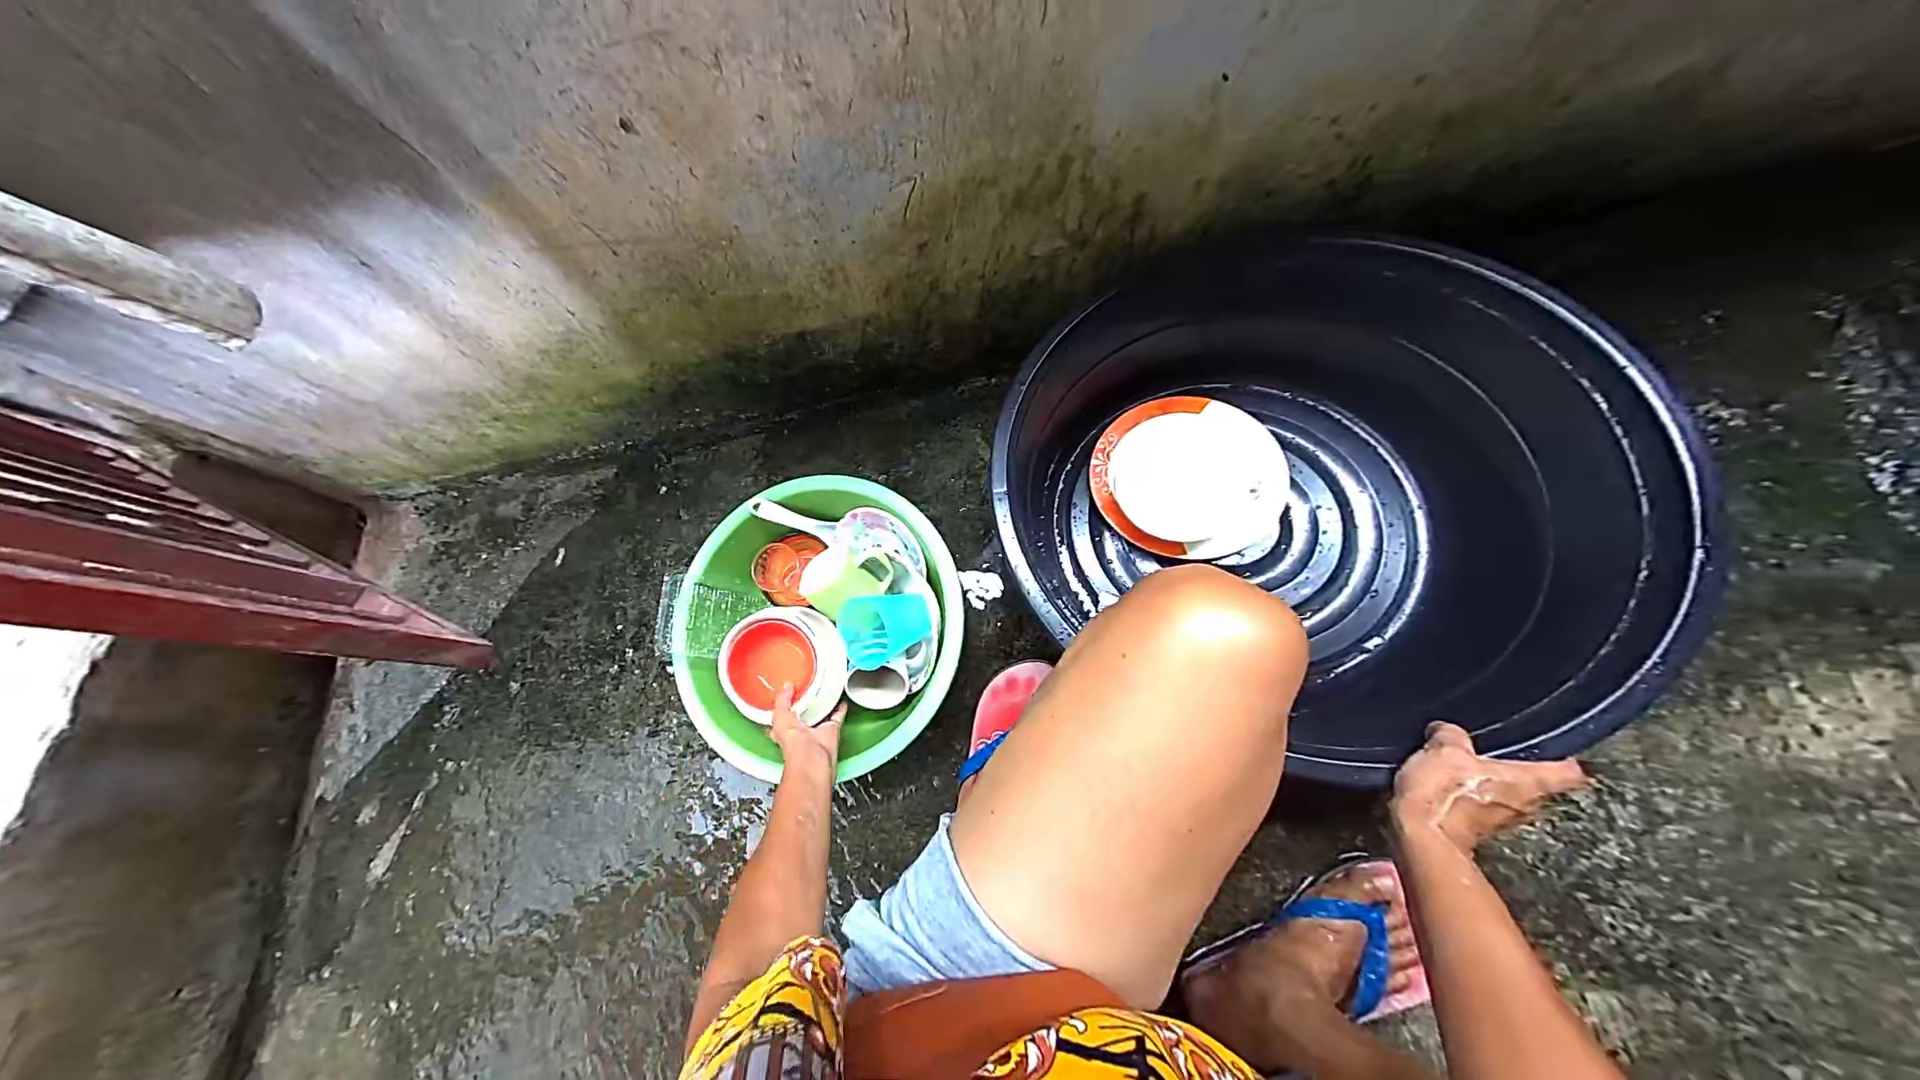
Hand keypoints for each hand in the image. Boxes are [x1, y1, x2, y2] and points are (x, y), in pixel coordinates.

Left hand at [769, 683, 845, 773]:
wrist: (814, 759)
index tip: (789, 687)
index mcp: (785, 727)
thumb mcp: (779, 718)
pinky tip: (840, 698)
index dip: (784, 701)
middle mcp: (801, 728)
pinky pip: (837, 715)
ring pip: (821, 711)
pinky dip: (839, 707)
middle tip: (808, 683)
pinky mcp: (831, 729)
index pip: (782, 712)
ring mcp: (817, 729)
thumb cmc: (793, 745)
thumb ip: (782, 701)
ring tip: (824, 686)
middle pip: (803, 710)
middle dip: (805, 699)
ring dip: (823, 701)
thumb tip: (787, 686)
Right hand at [1390, 722, 1587, 853]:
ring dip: (1489, 788)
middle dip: (1513, 772)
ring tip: (1460, 772)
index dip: (1562, 758)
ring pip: (1506, 799)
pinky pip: (1481, 811)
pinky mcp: (1477, 832)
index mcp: (1529, 782)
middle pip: (1534, 786)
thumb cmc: (1445, 795)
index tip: (1550, 750)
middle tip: (1489, 755)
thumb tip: (1447, 731)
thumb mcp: (1444, 750)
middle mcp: (1526, 806)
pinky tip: (1445, 791)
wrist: (1421, 837)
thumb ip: (1451, 736)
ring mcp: (1504, 823)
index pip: (1569, 772)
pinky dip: (1468, 801)